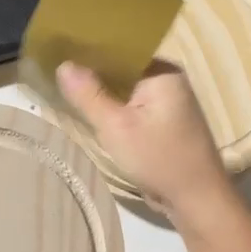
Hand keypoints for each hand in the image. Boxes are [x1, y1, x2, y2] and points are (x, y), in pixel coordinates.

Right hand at [57, 61, 231, 212]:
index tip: (58, 53)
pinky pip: (130, 106)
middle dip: (91, 73)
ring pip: (124, 90)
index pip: (119, 51)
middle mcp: (168, 80)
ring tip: (64, 88)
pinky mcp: (163, 121)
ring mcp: (167, 102)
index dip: (88, 51)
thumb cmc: (159, 159)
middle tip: (54, 72)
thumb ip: (89, 95)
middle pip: (121, 70)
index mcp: (162, 71)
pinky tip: (88, 111)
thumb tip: (63, 65)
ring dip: (100, 93)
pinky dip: (112, 109)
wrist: (196, 200)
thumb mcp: (115, 127)